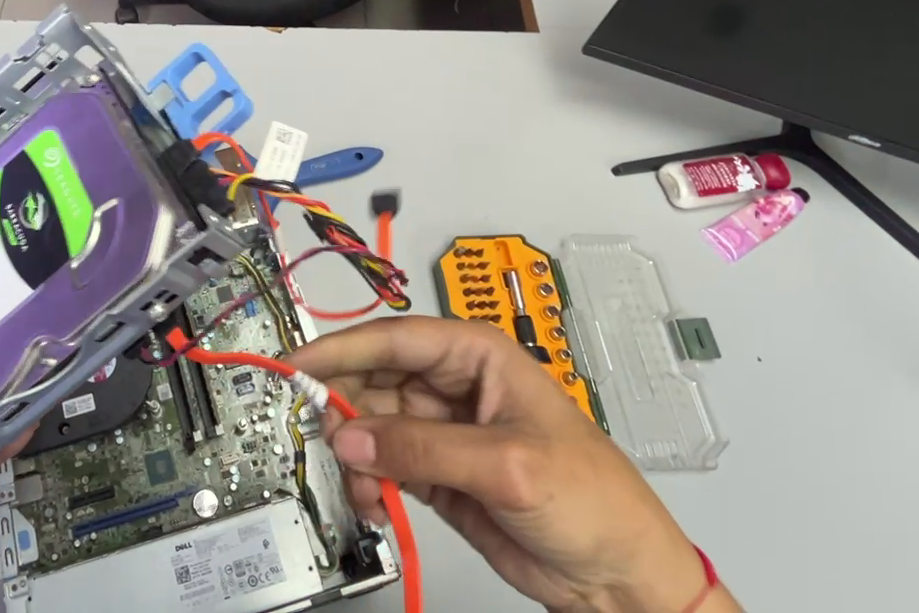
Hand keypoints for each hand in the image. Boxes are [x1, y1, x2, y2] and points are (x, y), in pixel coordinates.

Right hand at [291, 316, 736, 612]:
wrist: (620, 578)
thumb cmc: (590, 499)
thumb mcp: (506, 465)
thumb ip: (421, 449)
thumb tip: (346, 434)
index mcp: (475, 357)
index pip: (394, 339)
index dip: (341, 348)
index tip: (297, 364)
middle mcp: (451, 385)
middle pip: (373, 379)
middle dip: (344, 408)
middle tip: (321, 437)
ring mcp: (440, 430)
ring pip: (370, 425)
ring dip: (355, 453)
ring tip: (362, 488)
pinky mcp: (433, 471)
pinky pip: (380, 464)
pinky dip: (367, 481)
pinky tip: (375, 502)